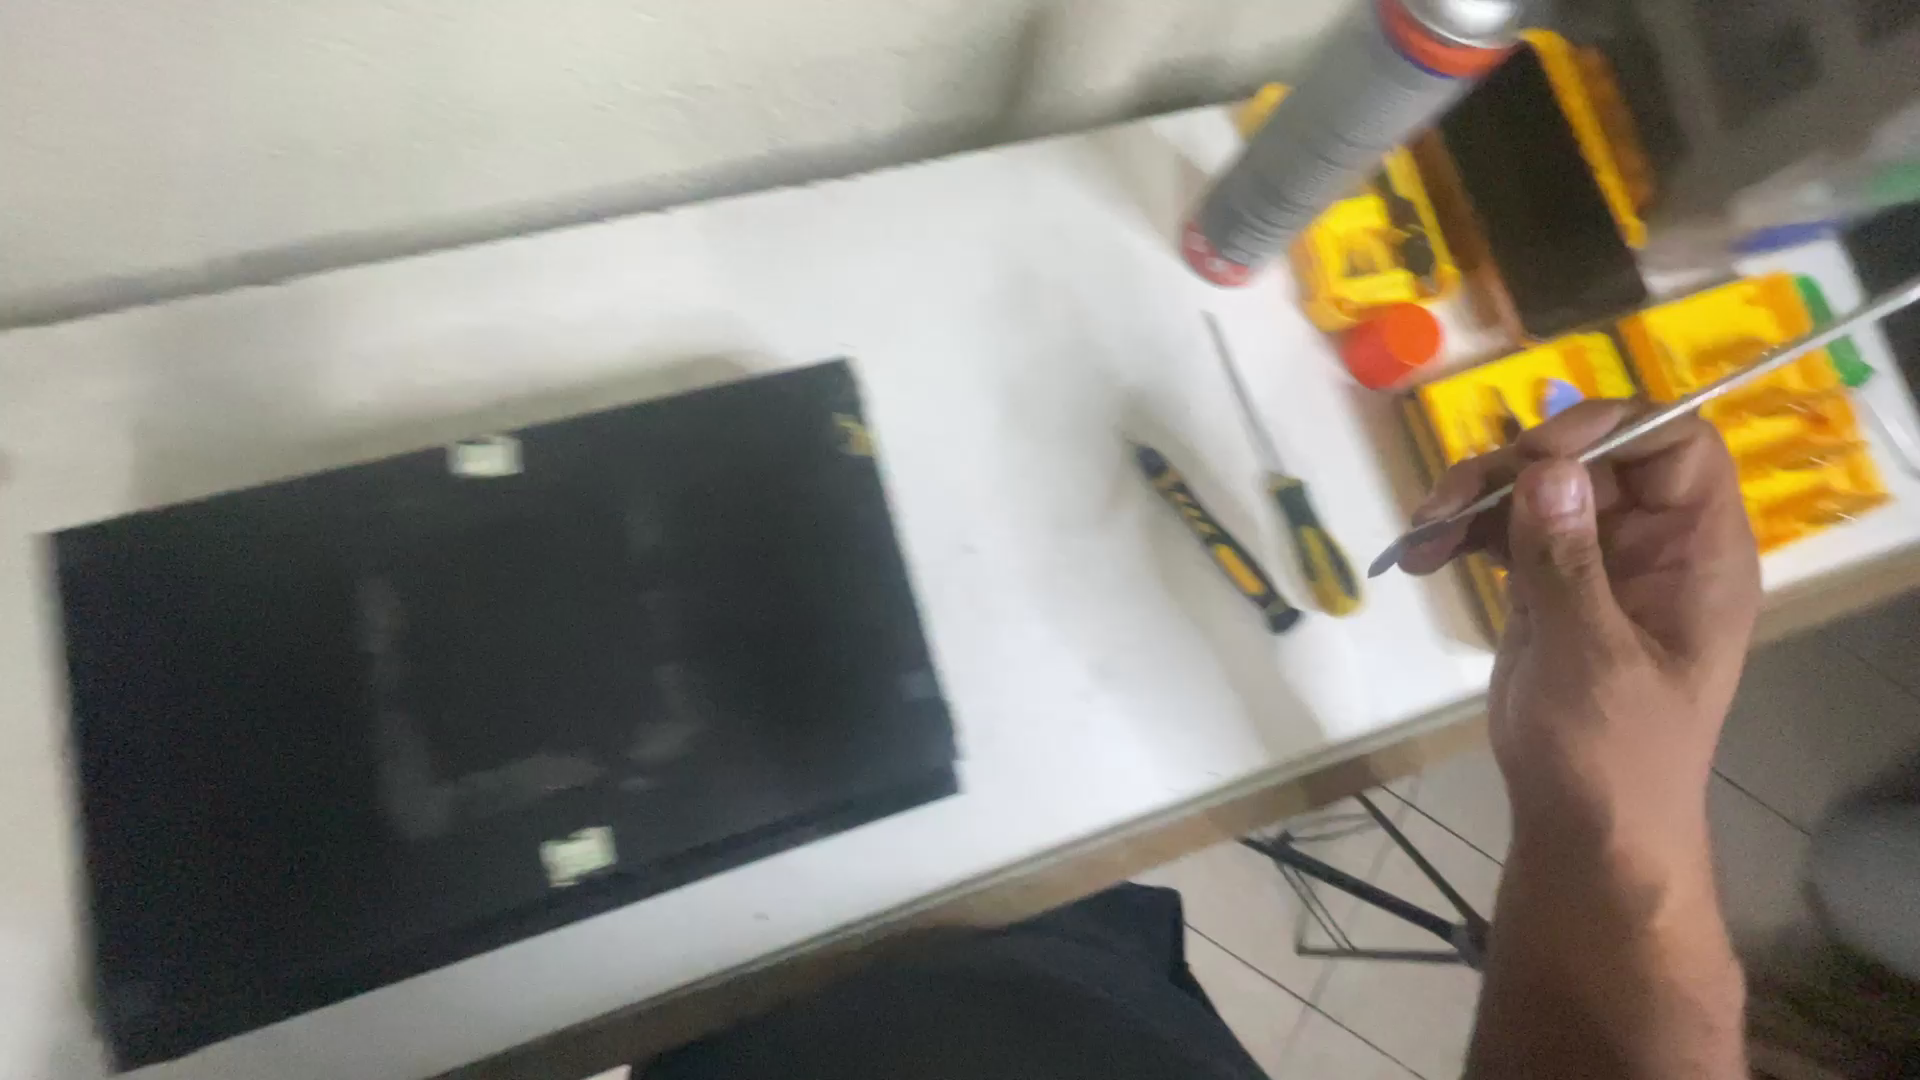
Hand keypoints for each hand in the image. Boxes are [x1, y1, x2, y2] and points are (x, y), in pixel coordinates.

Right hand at [1404, 401, 1761, 866]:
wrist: (1579, 811)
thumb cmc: (1612, 747)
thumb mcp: (1592, 655)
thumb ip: (1568, 562)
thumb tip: (1548, 469)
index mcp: (1694, 552)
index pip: (1674, 447)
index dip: (1607, 430)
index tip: (1530, 457)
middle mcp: (1645, 543)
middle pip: (1580, 461)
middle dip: (1504, 473)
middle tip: (1441, 509)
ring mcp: (1588, 560)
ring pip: (1527, 491)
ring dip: (1466, 504)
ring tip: (1418, 541)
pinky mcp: (1540, 581)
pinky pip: (1498, 531)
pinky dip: (1455, 535)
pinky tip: (1420, 558)